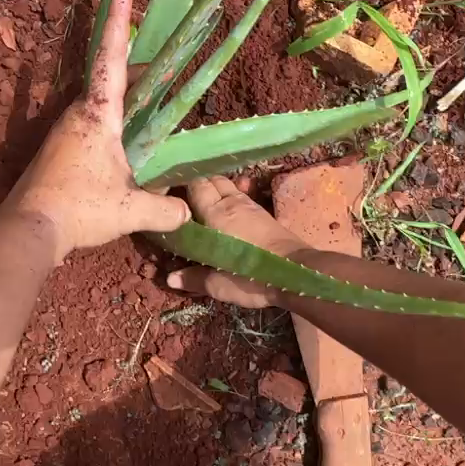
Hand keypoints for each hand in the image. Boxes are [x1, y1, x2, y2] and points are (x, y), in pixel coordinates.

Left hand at [1, 0, 189, 261]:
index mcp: (98, 115)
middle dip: (138, 71)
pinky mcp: (58, 151)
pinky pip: (92, 128)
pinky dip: (112, 128)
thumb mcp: (130, 212)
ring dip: (126, 104)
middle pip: (112, 80)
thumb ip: (164, 209)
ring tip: (152, 111)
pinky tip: (123, 152)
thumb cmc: (79, 210)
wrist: (29, 229)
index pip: (112, 58)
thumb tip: (185, 212)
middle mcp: (78, 115)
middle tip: (164, 71)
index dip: (119, 20)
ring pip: (102, 106)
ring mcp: (64, 132)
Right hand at [165, 177, 311, 308]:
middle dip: (196, 187)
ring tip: (201, 207)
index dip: (179, 187)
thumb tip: (170, 277)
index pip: (194, 185)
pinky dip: (229, 199)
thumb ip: (194, 278)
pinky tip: (224, 213)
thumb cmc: (251, 277)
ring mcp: (250, 205)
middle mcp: (232, 202)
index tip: (167, 198)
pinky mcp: (263, 213)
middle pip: (210, 180)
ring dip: (214, 192)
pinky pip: (240, 196)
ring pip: (227, 186)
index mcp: (215, 213)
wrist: (297, 273)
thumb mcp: (218, 285)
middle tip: (182, 203)